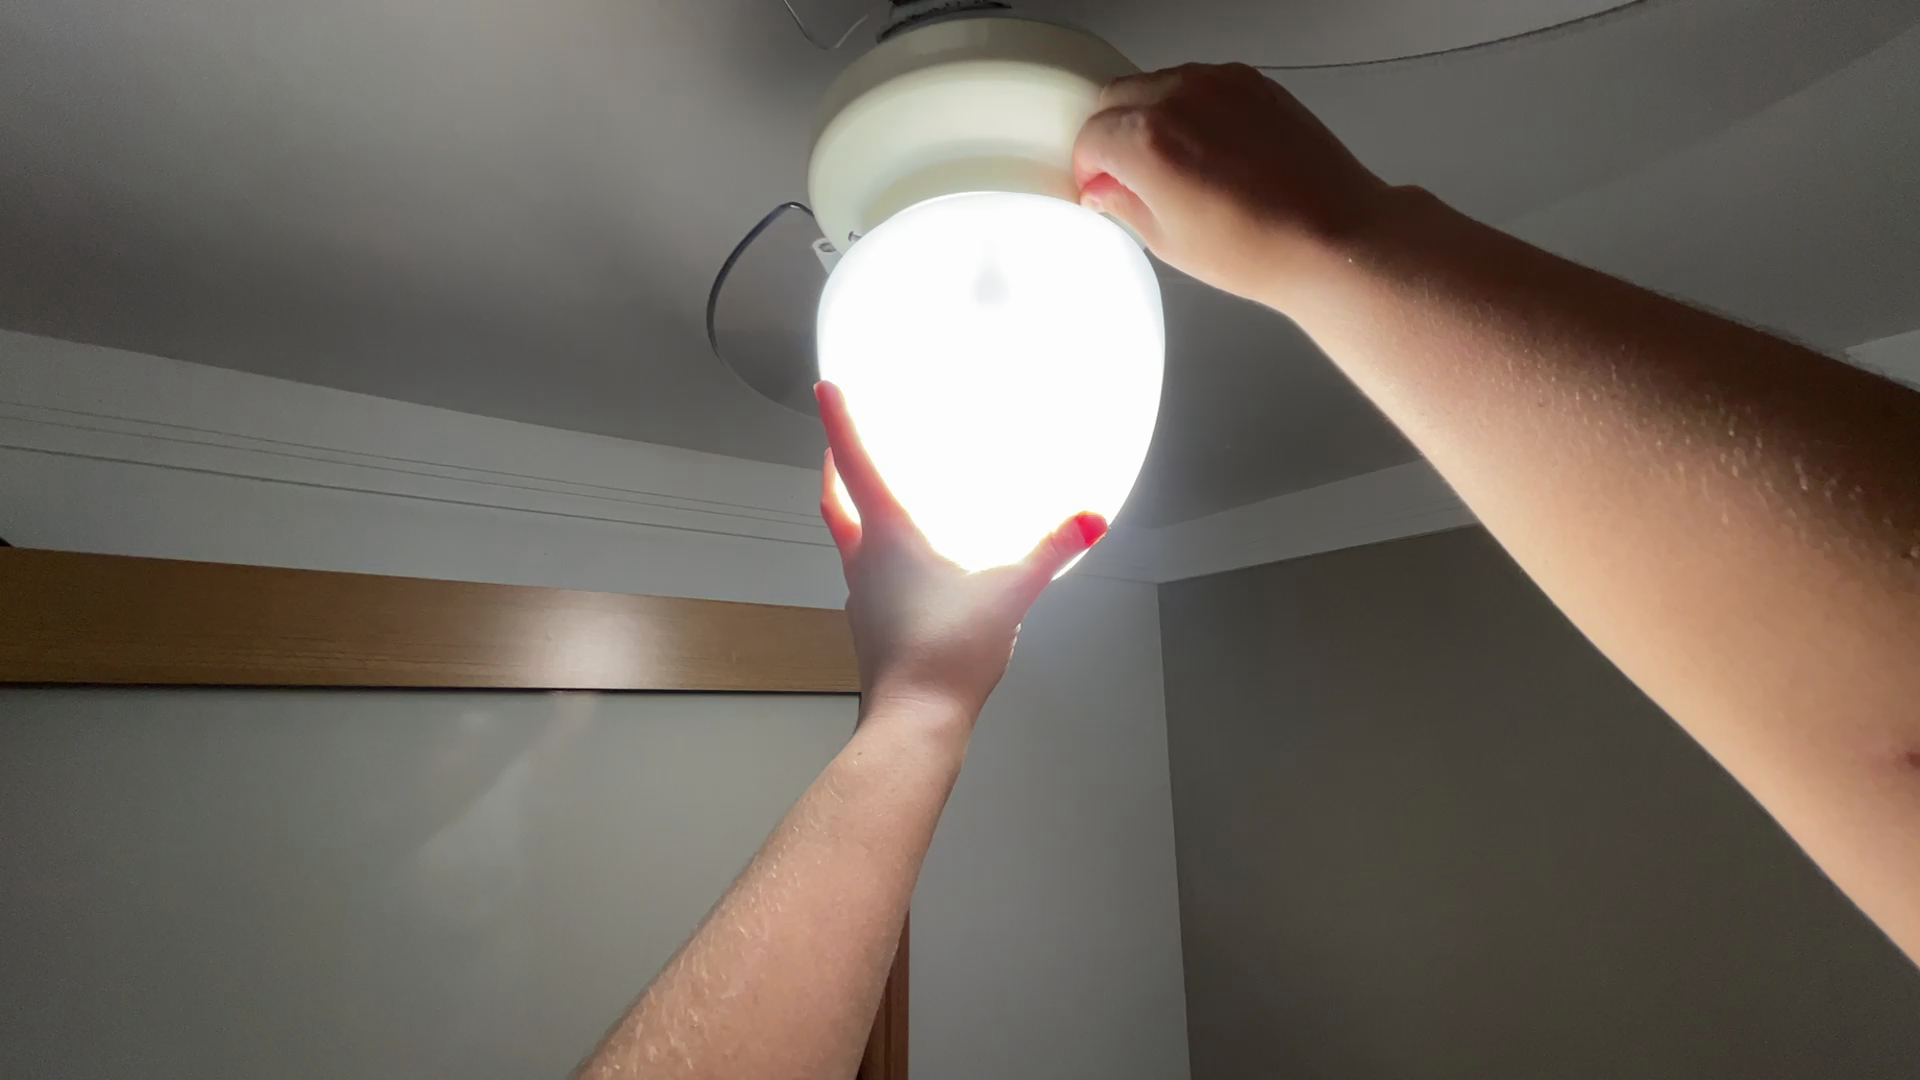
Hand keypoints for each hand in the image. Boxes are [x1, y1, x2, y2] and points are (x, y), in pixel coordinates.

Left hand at [815, 381, 1107, 721]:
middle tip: (842, 447)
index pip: (854, 464)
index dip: (839, 421)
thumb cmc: (949, 649)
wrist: (916, 719)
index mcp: (887, 537)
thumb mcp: (1009, 594)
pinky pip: (865, 578)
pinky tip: (908, 571)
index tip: (825, 386)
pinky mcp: (869, 627)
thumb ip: (1050, 552)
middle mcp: (862, 562)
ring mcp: (860, 597)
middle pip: (834, 502)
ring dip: (853, 514)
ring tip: (878, 502)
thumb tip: (1090, 519)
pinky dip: (875, 558)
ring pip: (846, 541)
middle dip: (835, 468)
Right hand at [1073, 63, 1389, 306]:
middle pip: (1115, 99)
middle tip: (1123, 179)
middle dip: (1109, 137)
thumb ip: (1124, 205)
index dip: (1088, 169)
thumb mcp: (1167, 241)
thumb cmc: (1258, 247)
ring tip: (1169, 170)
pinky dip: (1184, 110)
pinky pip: (1195, 84)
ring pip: (1154, 85)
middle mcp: (1180, 98)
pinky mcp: (1250, 83)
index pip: (1090, 137)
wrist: (1329, 236)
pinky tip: (1202, 154)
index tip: (1099, 190)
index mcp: (1148, 141)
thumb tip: (1105, 191)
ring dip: (1145, 120)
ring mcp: (1219, 83)